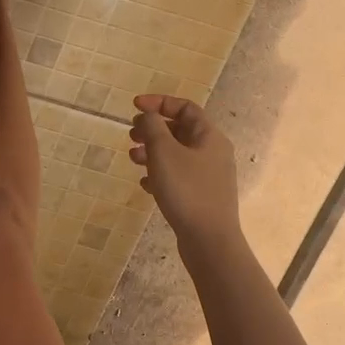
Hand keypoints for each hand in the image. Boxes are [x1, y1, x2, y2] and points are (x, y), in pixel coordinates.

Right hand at [128, 95, 240, 245]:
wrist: (210, 243)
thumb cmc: (187, 190)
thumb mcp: (164, 152)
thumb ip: (153, 127)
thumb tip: (148, 116)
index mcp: (209, 137)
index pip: (185, 107)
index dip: (159, 102)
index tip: (134, 106)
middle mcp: (213, 153)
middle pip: (180, 130)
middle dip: (153, 129)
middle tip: (131, 134)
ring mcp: (209, 177)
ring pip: (177, 154)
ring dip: (153, 152)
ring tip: (133, 158)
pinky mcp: (202, 197)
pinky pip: (178, 177)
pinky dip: (160, 174)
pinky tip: (145, 184)